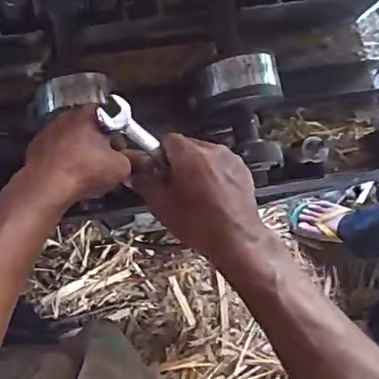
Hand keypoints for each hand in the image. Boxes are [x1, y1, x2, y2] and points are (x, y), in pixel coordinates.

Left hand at [20, 107, 133, 205]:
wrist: (46, 185)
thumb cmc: (86, 170)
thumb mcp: (120, 167)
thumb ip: (129, 159)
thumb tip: (131, 159)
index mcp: (88, 114)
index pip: (110, 117)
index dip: (118, 134)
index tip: (120, 151)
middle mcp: (65, 116)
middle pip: (88, 128)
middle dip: (97, 143)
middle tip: (103, 163)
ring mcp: (47, 130)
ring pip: (70, 140)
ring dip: (78, 152)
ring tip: (84, 173)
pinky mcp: (34, 146)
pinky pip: (55, 151)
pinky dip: (61, 160)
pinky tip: (66, 175)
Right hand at [126, 134, 271, 263]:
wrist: (236, 240)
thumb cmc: (198, 222)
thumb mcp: (160, 204)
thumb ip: (144, 183)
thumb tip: (135, 174)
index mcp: (189, 154)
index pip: (166, 138)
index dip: (157, 153)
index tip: (155, 169)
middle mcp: (212, 150)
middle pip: (186, 145)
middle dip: (176, 160)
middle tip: (170, 184)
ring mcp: (230, 159)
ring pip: (203, 154)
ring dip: (194, 166)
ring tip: (191, 192)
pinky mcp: (243, 171)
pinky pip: (220, 164)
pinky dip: (211, 173)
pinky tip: (208, 195)